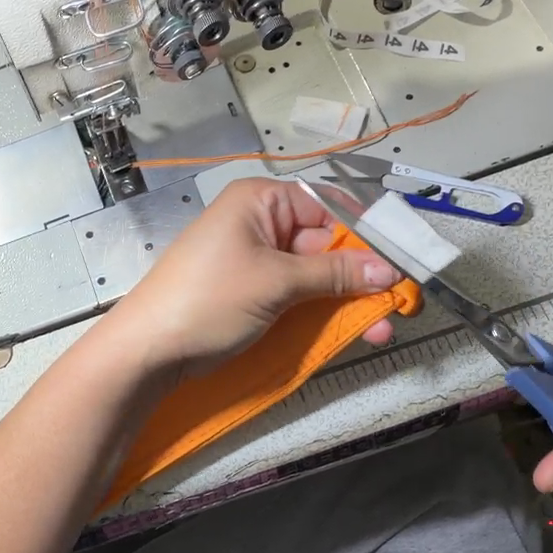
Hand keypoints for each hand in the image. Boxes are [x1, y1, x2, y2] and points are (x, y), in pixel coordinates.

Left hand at [99, 178, 397, 376]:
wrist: (149, 350)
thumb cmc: (209, 300)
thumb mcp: (276, 282)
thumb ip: (333, 273)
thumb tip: (388, 269)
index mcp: (260, 202)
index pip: (328, 207)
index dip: (366, 235)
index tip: (402, 264)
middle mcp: (259, 224)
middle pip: (325, 243)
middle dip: (361, 276)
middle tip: (398, 307)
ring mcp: (254, 261)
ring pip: (315, 274)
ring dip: (347, 299)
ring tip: (379, 328)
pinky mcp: (250, 294)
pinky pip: (296, 295)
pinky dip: (322, 311)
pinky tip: (351, 330)